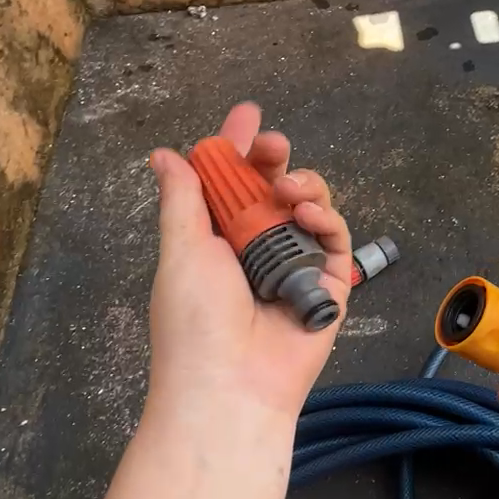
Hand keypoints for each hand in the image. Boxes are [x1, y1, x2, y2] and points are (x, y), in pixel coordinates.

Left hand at [144, 103, 351, 418]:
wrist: (232, 384)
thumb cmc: (194, 320)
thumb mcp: (182, 253)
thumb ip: (182, 200)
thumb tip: (164, 155)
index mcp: (218, 238)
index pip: (231, 183)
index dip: (237, 147)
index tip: (248, 115)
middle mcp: (258, 246)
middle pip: (274, 188)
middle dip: (275, 159)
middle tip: (273, 145)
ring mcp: (295, 263)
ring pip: (310, 206)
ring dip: (303, 186)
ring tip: (290, 189)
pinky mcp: (329, 281)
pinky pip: (334, 238)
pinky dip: (326, 218)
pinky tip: (309, 214)